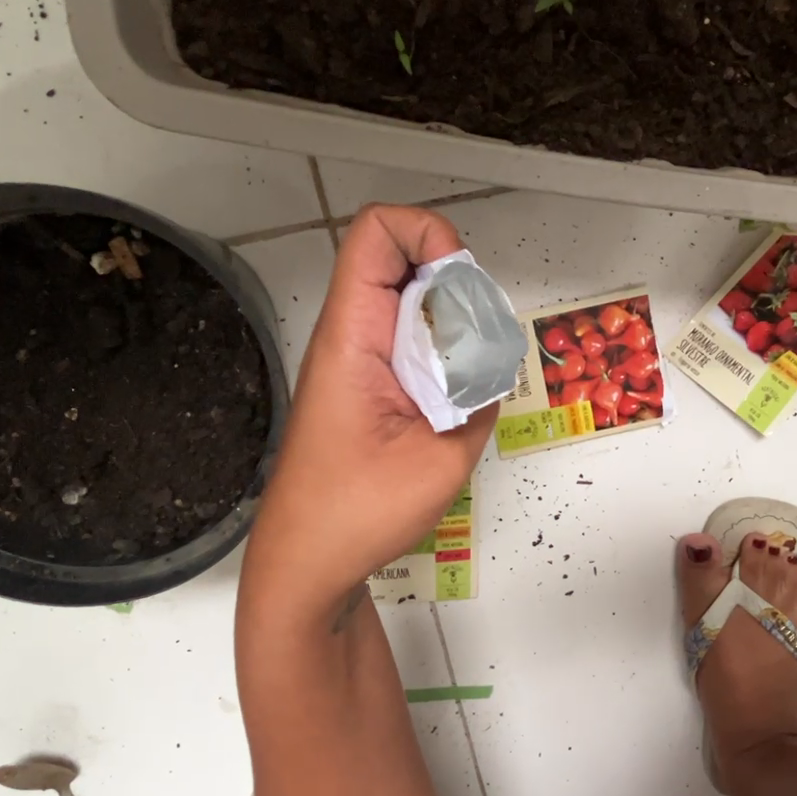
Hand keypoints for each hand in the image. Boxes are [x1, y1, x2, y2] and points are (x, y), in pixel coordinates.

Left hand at [243, 205, 495, 608]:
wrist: (305, 564)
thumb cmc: (359, 514)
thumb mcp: (443, 456)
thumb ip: (479, 395)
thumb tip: (491, 361)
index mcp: (354, 335)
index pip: (379, 231)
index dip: (429, 233)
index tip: (466, 288)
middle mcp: (350, 333)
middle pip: (402, 258)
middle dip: (455, 286)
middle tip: (477, 347)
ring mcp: (356, 358)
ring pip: (410, 301)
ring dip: (452, 325)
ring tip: (467, 382)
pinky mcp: (365, 384)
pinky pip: (408, 340)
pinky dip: (441, 354)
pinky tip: (452, 403)